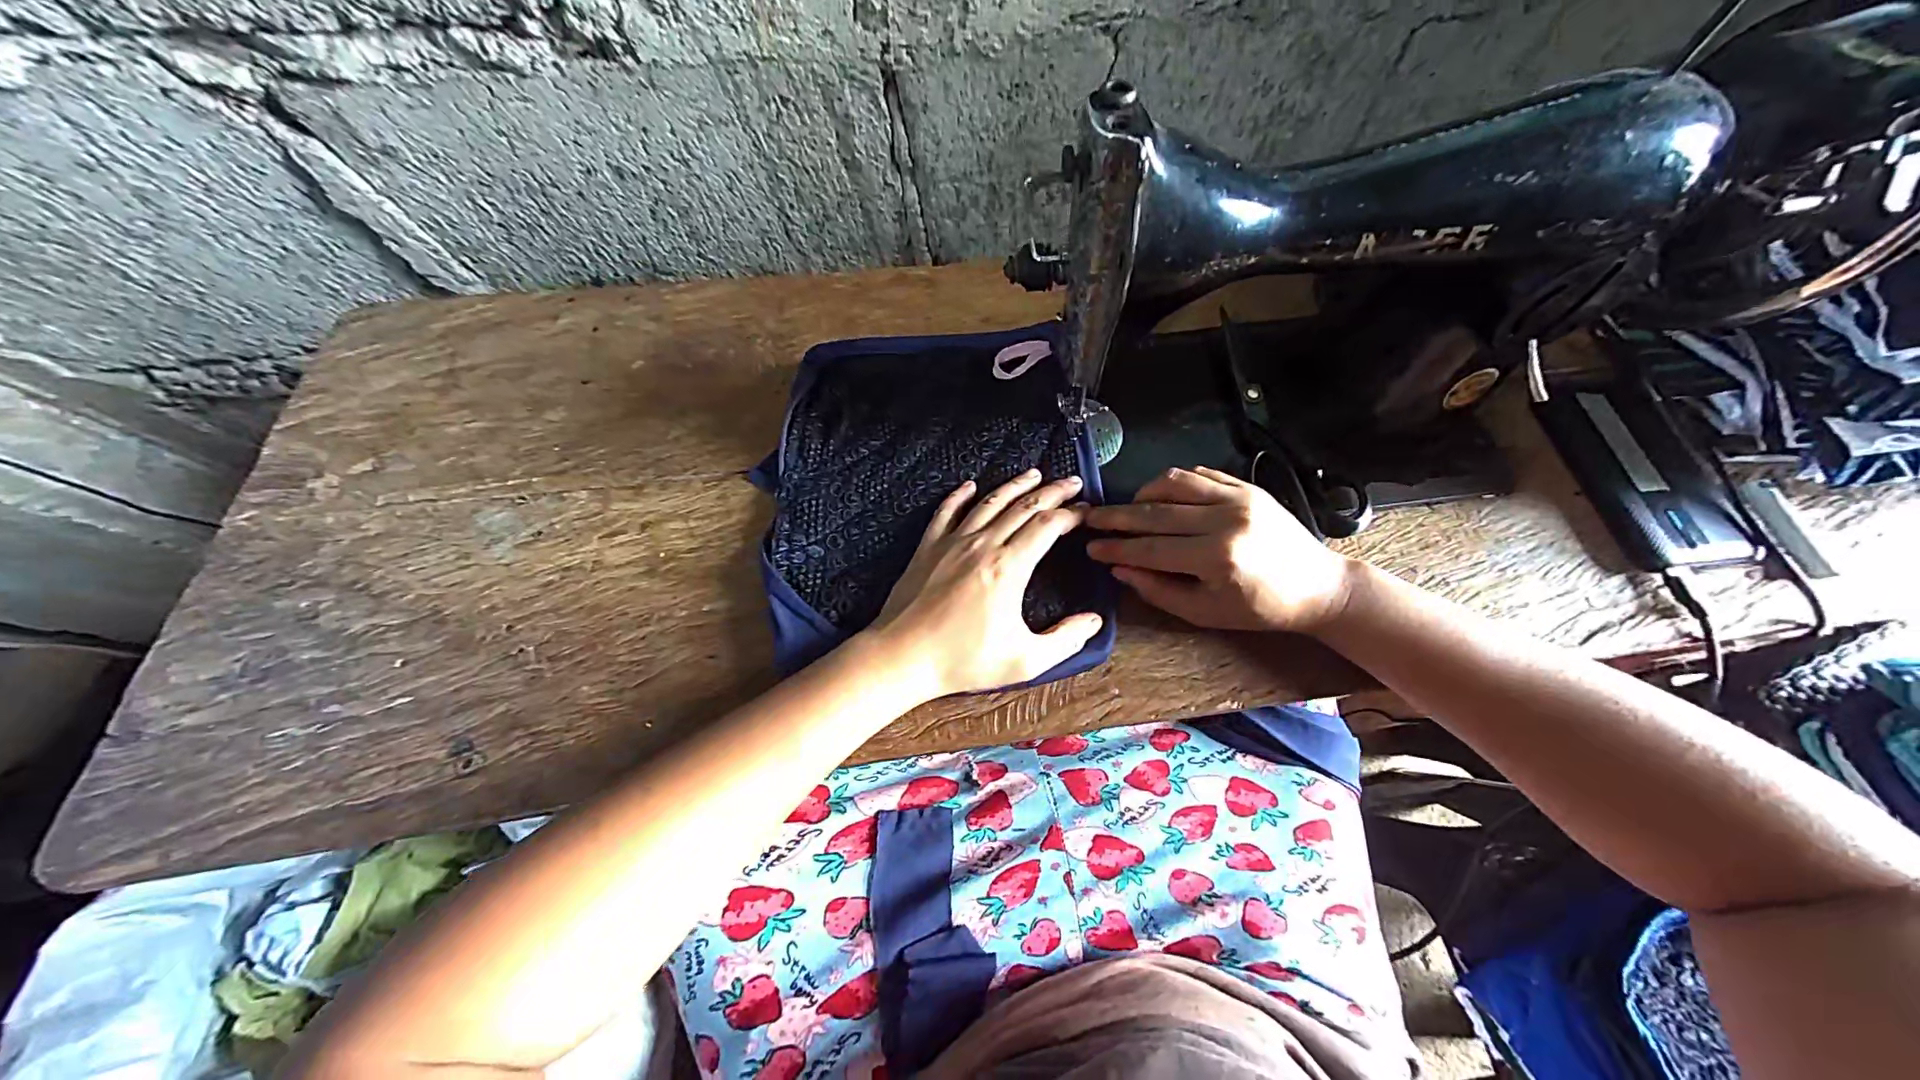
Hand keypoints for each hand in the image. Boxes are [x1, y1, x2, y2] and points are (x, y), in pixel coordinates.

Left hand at [864, 470, 1104, 697]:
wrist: (902, 656)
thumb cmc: (962, 661)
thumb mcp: (1025, 660)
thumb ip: (1065, 640)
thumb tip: (1093, 621)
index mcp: (1009, 568)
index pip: (1047, 526)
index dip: (1070, 514)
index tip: (1085, 511)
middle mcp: (982, 546)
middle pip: (1023, 507)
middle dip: (1052, 492)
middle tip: (1071, 482)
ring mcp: (952, 543)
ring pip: (989, 503)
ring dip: (1014, 486)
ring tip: (1033, 474)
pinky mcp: (927, 549)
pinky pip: (947, 512)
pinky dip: (960, 495)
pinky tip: (970, 486)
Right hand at [1084, 466, 1357, 633]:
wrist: (1318, 586)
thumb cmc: (1260, 608)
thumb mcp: (1205, 612)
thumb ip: (1158, 590)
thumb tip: (1119, 569)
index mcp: (1217, 557)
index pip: (1150, 548)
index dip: (1116, 548)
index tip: (1090, 547)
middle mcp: (1226, 519)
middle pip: (1155, 512)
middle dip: (1117, 516)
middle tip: (1090, 518)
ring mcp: (1238, 497)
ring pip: (1173, 482)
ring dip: (1143, 494)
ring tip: (1128, 508)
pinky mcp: (1247, 486)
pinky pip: (1198, 475)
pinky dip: (1173, 483)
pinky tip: (1161, 498)